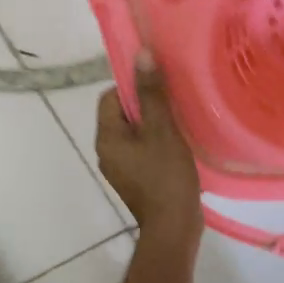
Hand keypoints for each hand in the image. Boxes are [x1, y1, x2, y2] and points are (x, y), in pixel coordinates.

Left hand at [96, 66, 203, 253]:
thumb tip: (141, 54)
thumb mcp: (162, 130)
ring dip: (153, 130)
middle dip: (146, 110)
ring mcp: (119, 171)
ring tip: (178, 131)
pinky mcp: (134, 184)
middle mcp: (106, 153)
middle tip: (172, 112)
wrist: (173, 228)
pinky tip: (176, 153)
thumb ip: (151, 93)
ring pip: (133, 137)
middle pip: (121, 117)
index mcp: (106, 138)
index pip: (109, 98)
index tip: (158, 94)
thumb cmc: (166, 178)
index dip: (133, 89)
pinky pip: (141, 155)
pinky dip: (156, 149)